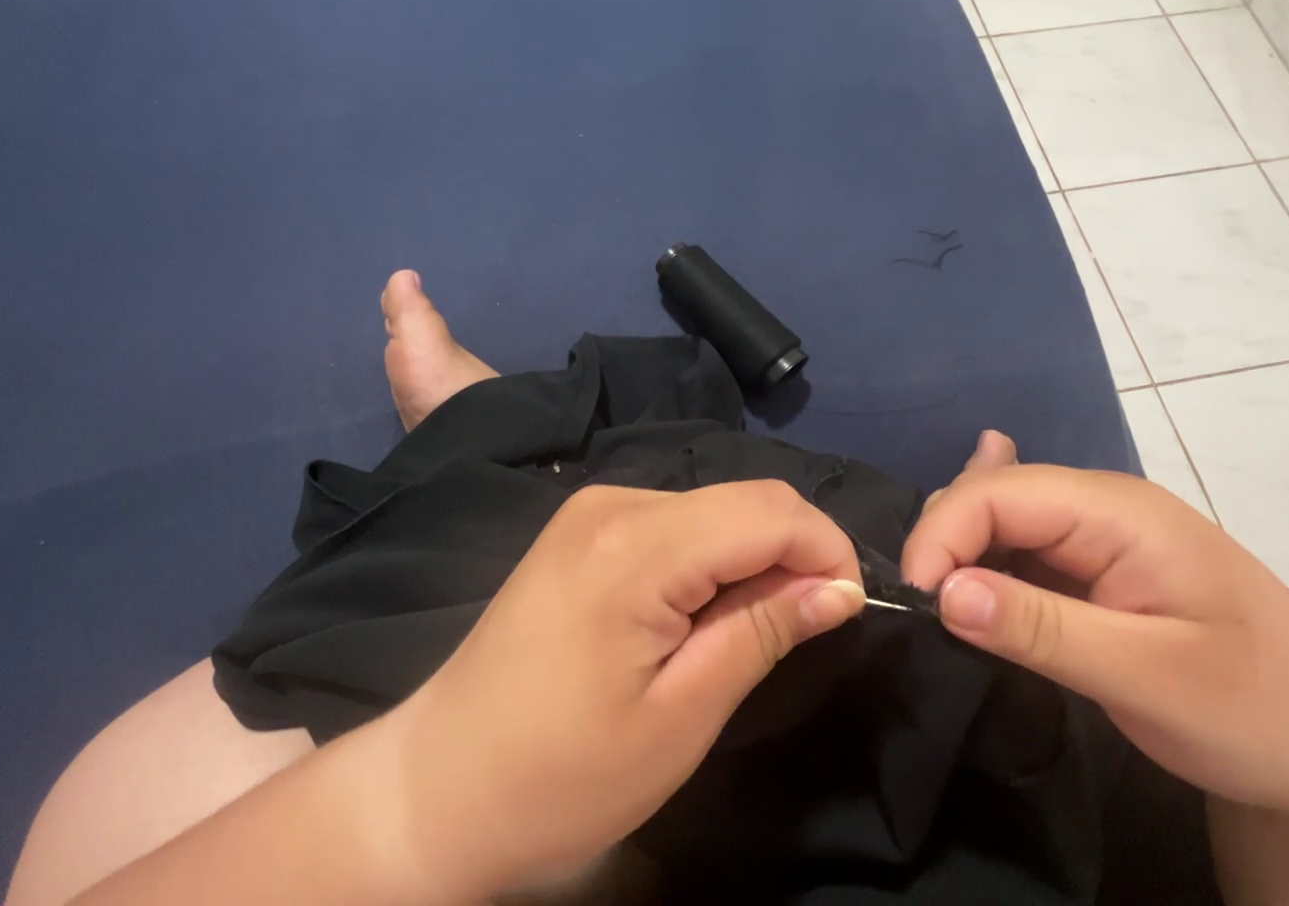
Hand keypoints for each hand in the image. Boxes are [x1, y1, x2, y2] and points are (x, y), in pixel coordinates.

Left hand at [364, 480, 866, 903]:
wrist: (439, 786)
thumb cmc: (561, 774)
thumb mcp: (681, 717)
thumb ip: (762, 632)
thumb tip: (841, 587)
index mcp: (637, 543)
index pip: (770, 509)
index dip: (828, 550)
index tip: (849, 613)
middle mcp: (614, 501)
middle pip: (743, 501)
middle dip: (794, 555)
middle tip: (803, 633)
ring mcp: (591, 510)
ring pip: (714, 509)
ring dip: (753, 560)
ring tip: (749, 635)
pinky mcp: (582, 530)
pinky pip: (676, 523)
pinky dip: (712, 560)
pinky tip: (700, 616)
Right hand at [904, 461, 1288, 904]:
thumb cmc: (1260, 714)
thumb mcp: (1148, 677)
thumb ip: (1040, 628)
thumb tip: (940, 592)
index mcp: (1121, 511)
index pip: (996, 493)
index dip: (940, 536)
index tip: (915, 604)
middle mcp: (1107, 507)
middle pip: (993, 495)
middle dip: (943, 541)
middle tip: (923, 614)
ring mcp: (1105, 536)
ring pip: (1003, 519)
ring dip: (960, 553)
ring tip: (935, 603)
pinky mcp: (1102, 570)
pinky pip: (1027, 546)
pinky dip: (986, 557)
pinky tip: (966, 559)